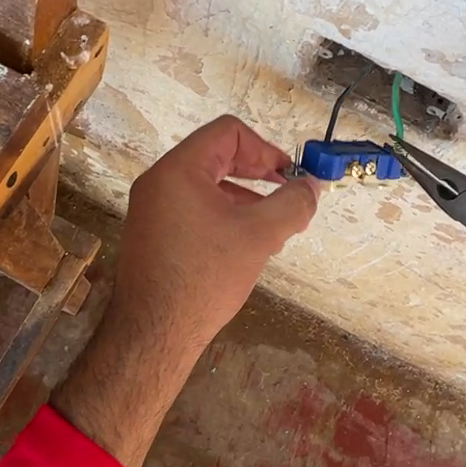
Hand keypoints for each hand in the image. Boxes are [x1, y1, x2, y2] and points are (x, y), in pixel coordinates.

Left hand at [55, 116, 319, 466]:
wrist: (152, 335)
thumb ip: (291, 204)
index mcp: (178, 169)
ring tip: (273, 229)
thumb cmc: (204, 277)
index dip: (265, 149)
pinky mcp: (154, 234)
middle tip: (288, 196)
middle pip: (218, 156)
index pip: (228, 132)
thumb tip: (313, 186)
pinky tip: (245, 246)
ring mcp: (153, 209)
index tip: (289, 177)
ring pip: (209, 185)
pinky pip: (196, 208)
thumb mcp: (258, 236)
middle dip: (259, 174)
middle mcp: (160, 181)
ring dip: (246, 198)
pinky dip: (225, 216)